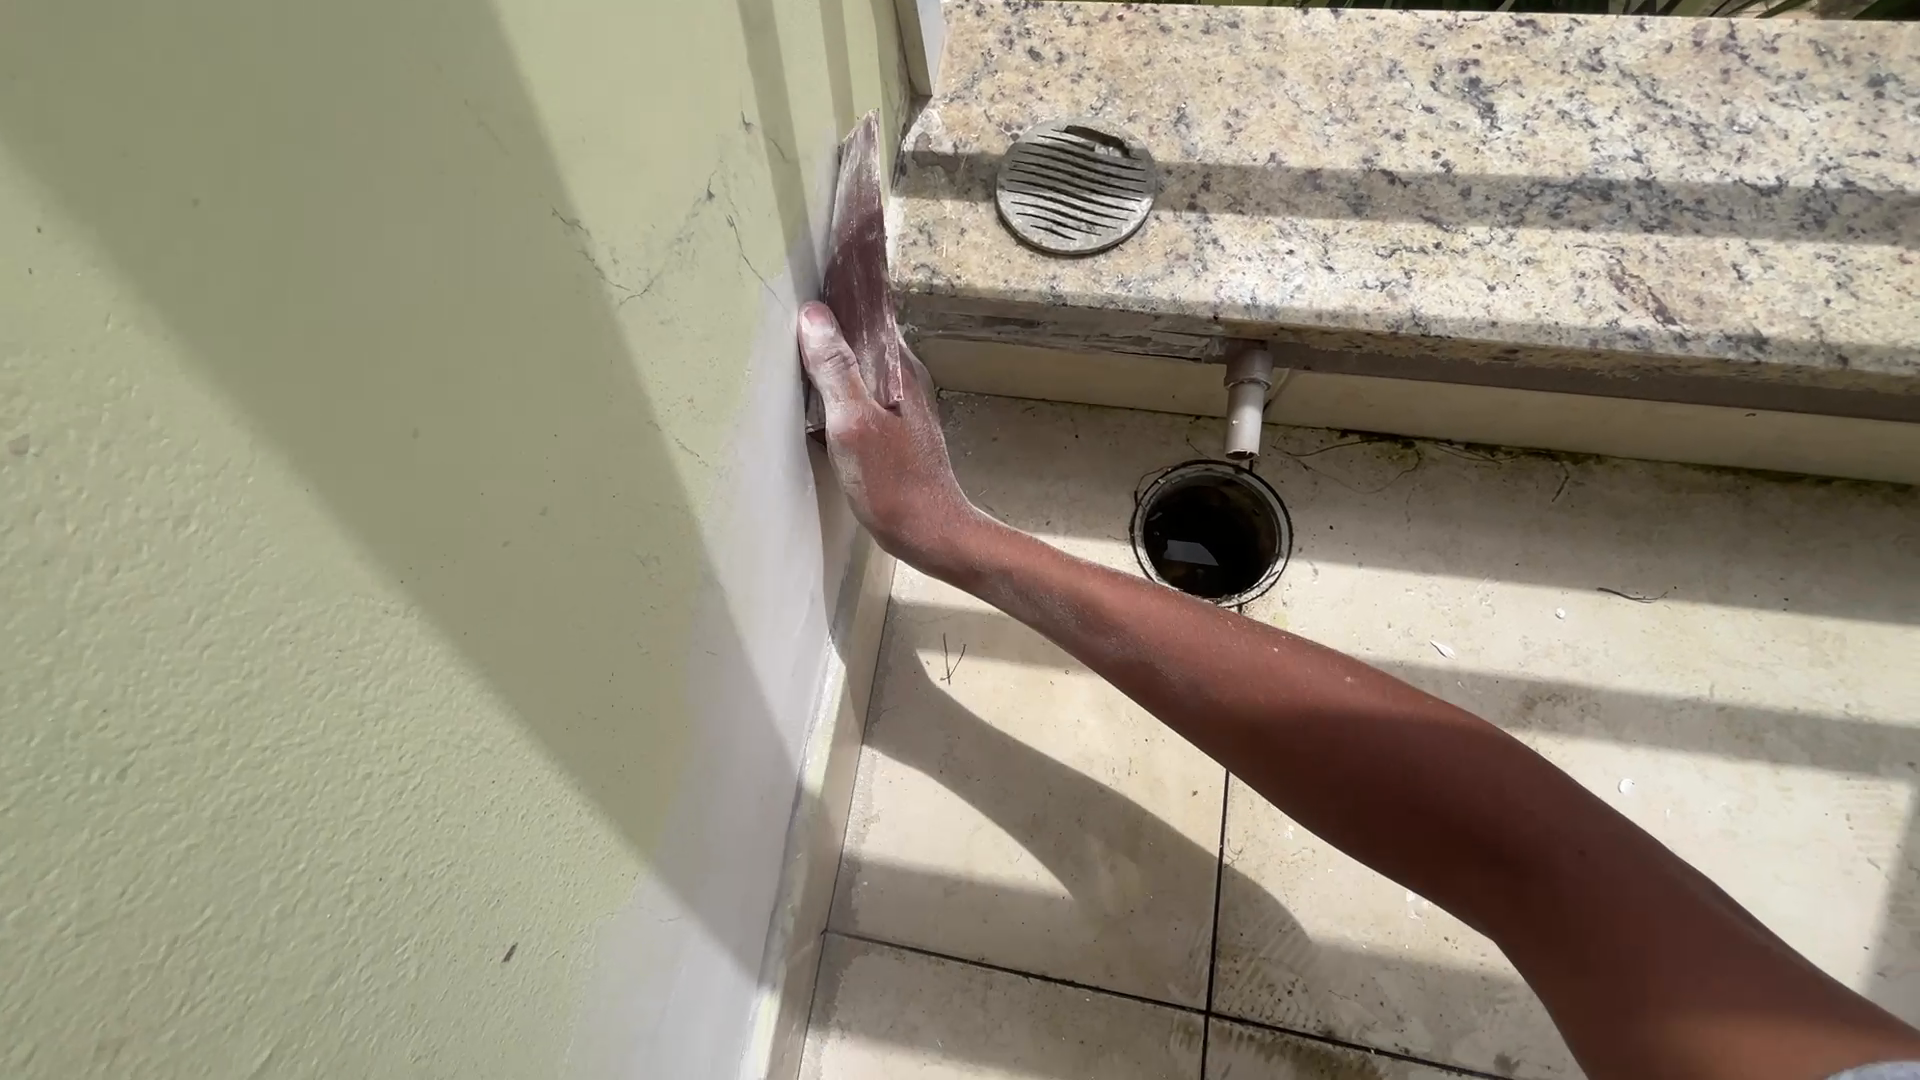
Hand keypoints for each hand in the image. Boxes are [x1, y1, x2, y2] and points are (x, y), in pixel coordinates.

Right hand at [797, 302, 980, 569]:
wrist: (930, 533)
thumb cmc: (893, 482)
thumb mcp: (854, 423)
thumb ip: (836, 369)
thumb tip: (814, 315)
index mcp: (899, 367)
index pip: (868, 311)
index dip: (838, 295)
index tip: (802, 287)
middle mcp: (904, 378)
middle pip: (861, 338)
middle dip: (828, 329)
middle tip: (785, 323)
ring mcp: (900, 405)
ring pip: (859, 369)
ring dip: (830, 363)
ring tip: (792, 358)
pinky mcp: (893, 430)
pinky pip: (859, 397)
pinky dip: (836, 394)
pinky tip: (815, 406)